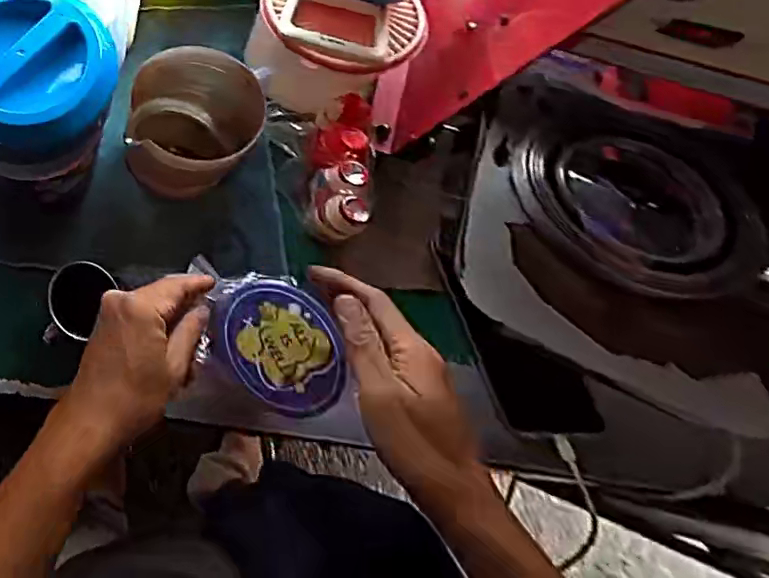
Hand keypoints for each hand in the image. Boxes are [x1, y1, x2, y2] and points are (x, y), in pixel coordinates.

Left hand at [55, 273, 214, 453]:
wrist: (92, 417)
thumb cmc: (136, 397)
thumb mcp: (174, 368)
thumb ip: (190, 332)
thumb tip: (201, 310)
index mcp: (139, 306)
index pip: (174, 285)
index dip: (196, 283)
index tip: (213, 282)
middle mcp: (120, 298)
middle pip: (160, 292)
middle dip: (184, 300)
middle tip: (209, 309)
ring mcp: (109, 309)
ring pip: (148, 302)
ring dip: (169, 313)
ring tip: (194, 328)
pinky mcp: (104, 321)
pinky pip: (135, 312)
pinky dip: (153, 320)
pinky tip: (170, 336)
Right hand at [309, 266, 487, 512]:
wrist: (457, 498)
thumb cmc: (415, 447)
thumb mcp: (380, 393)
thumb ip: (362, 344)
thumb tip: (345, 299)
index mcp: (412, 349)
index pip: (376, 300)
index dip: (343, 281)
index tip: (312, 272)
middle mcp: (421, 353)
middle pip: (381, 311)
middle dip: (347, 292)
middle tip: (311, 285)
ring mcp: (424, 371)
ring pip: (384, 329)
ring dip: (353, 313)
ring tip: (321, 307)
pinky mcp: (421, 389)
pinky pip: (386, 347)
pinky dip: (363, 335)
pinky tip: (347, 343)